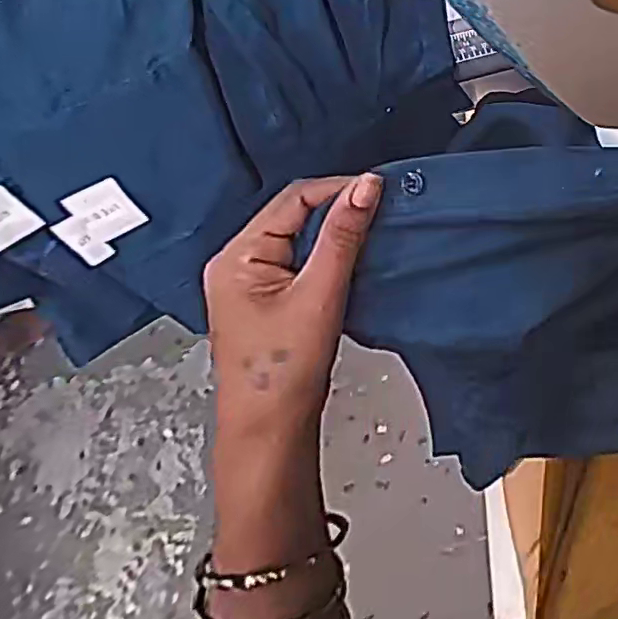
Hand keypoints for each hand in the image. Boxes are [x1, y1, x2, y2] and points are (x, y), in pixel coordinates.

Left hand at [204, 173, 382, 442]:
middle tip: (380, 210)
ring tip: (371, 231)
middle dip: (339, 208)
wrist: (271, 431)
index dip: (338, 190)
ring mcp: (251, 281)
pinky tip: (353, 258)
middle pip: (296, 213)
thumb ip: (343, 235)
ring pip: (302, 234)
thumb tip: (365, 187)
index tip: (378, 190)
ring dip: (337, 231)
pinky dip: (330, 252)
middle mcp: (237, 262)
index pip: (294, 199)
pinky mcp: (268, 296)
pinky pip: (303, 257)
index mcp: (237, 256)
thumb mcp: (320, 293)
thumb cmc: (283, 373)